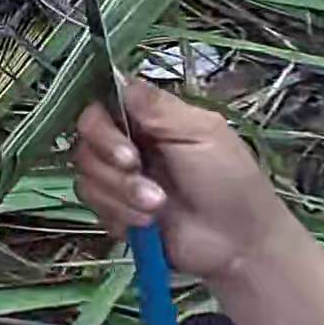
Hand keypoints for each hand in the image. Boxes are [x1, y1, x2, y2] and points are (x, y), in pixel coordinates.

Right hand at [71, 79, 301, 285]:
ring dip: (120, 190)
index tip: (125, 146)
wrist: (238, 246)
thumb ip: (159, 107)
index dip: (101, 122)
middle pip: (85, 134)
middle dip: (108, 158)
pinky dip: (118, 212)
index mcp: (146, 117)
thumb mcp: (203, 134)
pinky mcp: (112, 207)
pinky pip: (91, 202)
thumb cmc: (229, 181)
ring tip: (156, 206)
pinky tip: (146, 222)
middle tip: (137, 171)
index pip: (101, 102)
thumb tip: (120, 78)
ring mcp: (116, 174)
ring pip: (85, 170)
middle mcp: (125, 139)